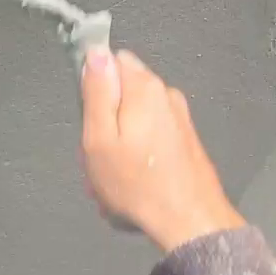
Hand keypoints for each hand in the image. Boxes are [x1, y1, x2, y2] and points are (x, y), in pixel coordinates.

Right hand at [80, 47, 243, 252]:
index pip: (109, 60)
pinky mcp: (184, 138)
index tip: (87, 116)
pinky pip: (148, 134)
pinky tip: (130, 179)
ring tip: (111, 173)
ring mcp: (178, 117)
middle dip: (104, 116)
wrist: (188, 221)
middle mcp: (165, 94)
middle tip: (96, 152)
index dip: (92, 86)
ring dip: (117, 139)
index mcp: (144, 88)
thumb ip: (96, 92)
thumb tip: (95, 53)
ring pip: (133, 115)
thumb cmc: (137, 184)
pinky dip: (134, 152)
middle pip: (121, 90)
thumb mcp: (99, 137)